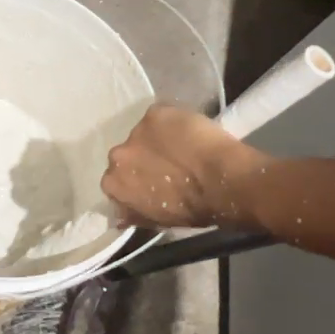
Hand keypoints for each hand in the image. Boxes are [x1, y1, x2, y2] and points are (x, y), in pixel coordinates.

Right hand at [101, 105, 272, 228]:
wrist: (222, 182)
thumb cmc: (191, 209)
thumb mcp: (155, 219)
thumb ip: (133, 212)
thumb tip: (120, 216)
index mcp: (112, 184)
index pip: (117, 179)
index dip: (135, 178)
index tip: (152, 181)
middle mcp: (117, 156)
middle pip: (127, 154)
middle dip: (143, 157)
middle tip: (168, 163)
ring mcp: (135, 131)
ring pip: (145, 133)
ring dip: (158, 139)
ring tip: (183, 147)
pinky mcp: (155, 113)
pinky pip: (161, 116)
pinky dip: (173, 122)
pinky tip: (191, 131)